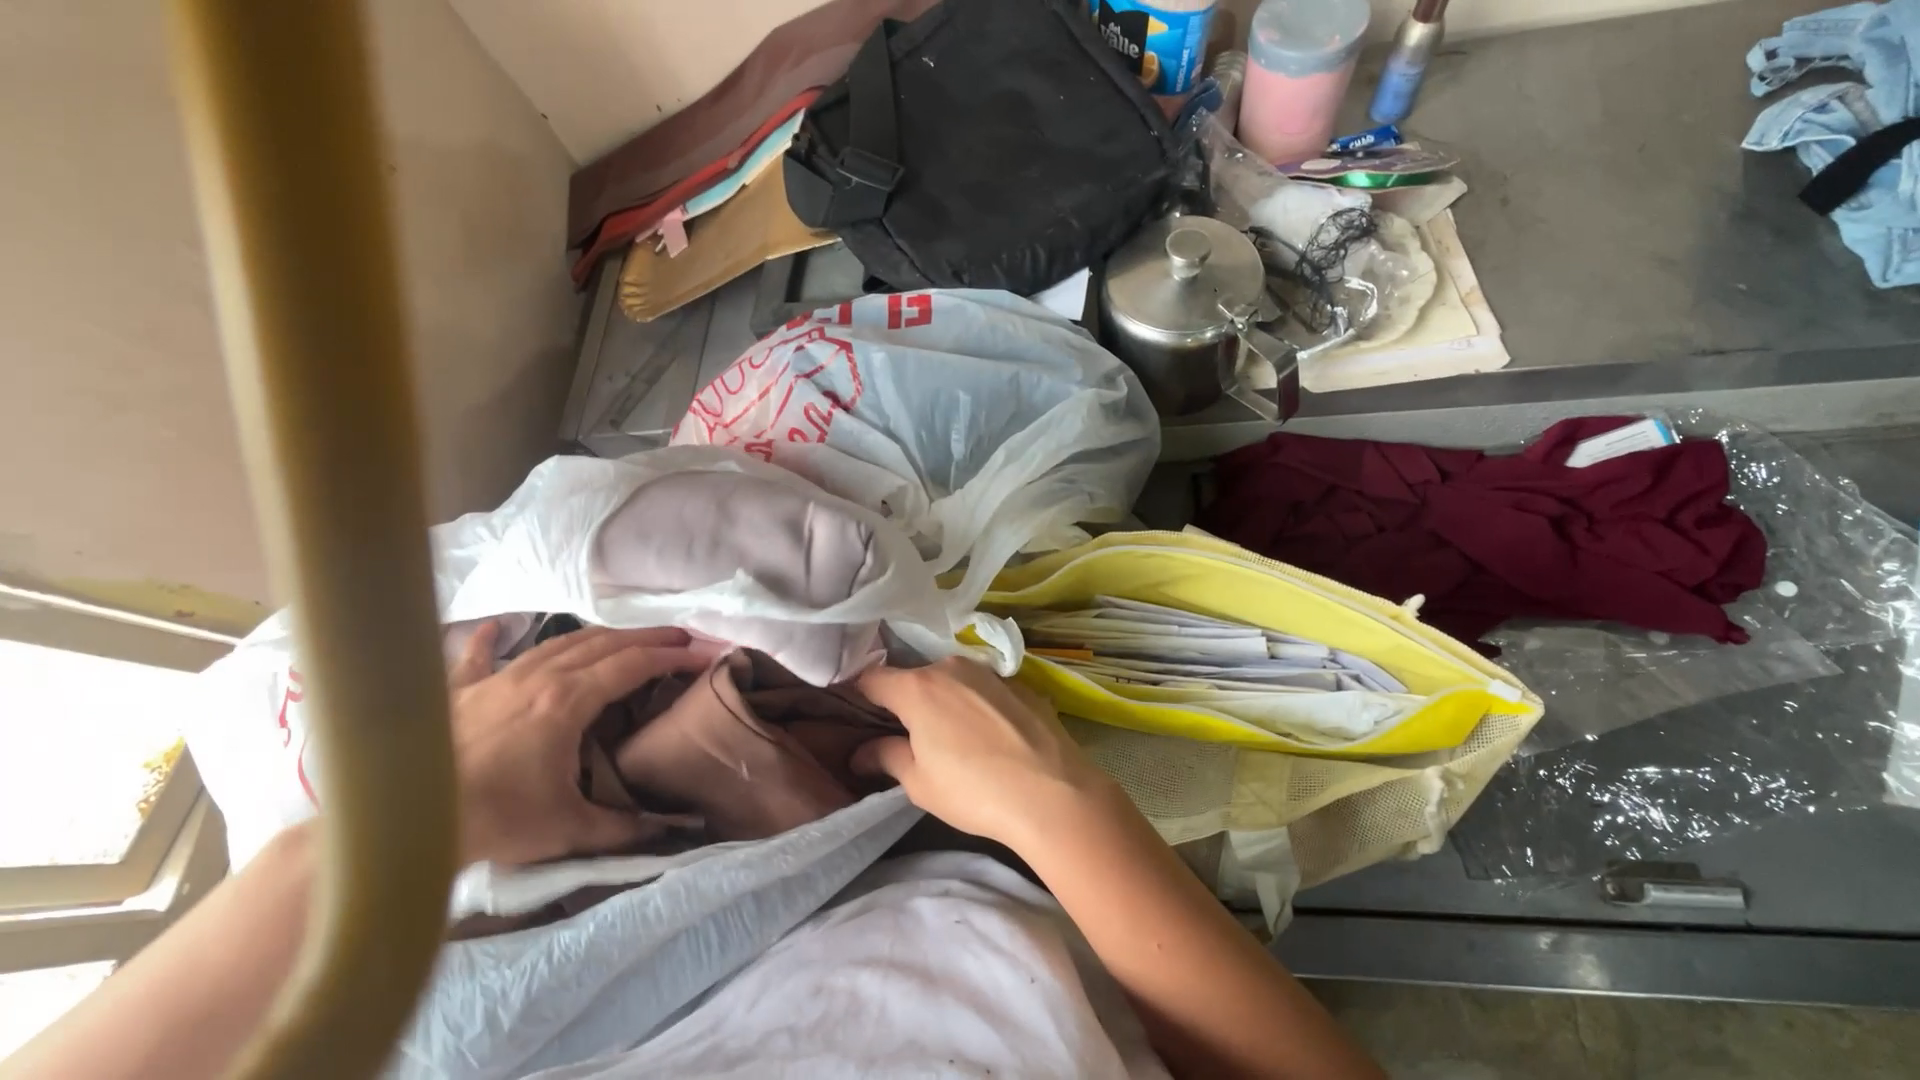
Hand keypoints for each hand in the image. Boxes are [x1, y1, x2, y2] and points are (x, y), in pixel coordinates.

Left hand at [446, 621, 720, 865]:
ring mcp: (495, 679)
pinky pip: (479, 656)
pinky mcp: (459, 693)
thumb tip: (676, 828)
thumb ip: (625, 827)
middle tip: (680, 638)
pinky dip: (493, 640)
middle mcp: (537, 677)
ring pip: (556, 643)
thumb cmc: (494, 820)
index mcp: (568, 702)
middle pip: (602, 643)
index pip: (633, 665)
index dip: (673, 656)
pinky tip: (496, 627)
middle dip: (647, 637)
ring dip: (598, 636)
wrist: (403, 820)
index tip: (704, 654)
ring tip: (624, 638)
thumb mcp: (568, 829)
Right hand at [851, 657, 1122, 850]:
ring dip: (945, 701)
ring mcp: (991, 673)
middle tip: (907, 734)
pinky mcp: (1022, 684)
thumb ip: (886, 757)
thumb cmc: (975, 791)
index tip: (856, 713)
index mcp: (918, 688)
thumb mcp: (920, 783)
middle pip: (915, 678)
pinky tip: (990, 737)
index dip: (859, 694)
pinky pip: (985, 690)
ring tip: (952, 736)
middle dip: (907, 701)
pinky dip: (978, 706)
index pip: (872, 679)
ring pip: (953, 681)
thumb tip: (861, 752)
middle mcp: (952, 668)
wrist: (1054, 793)